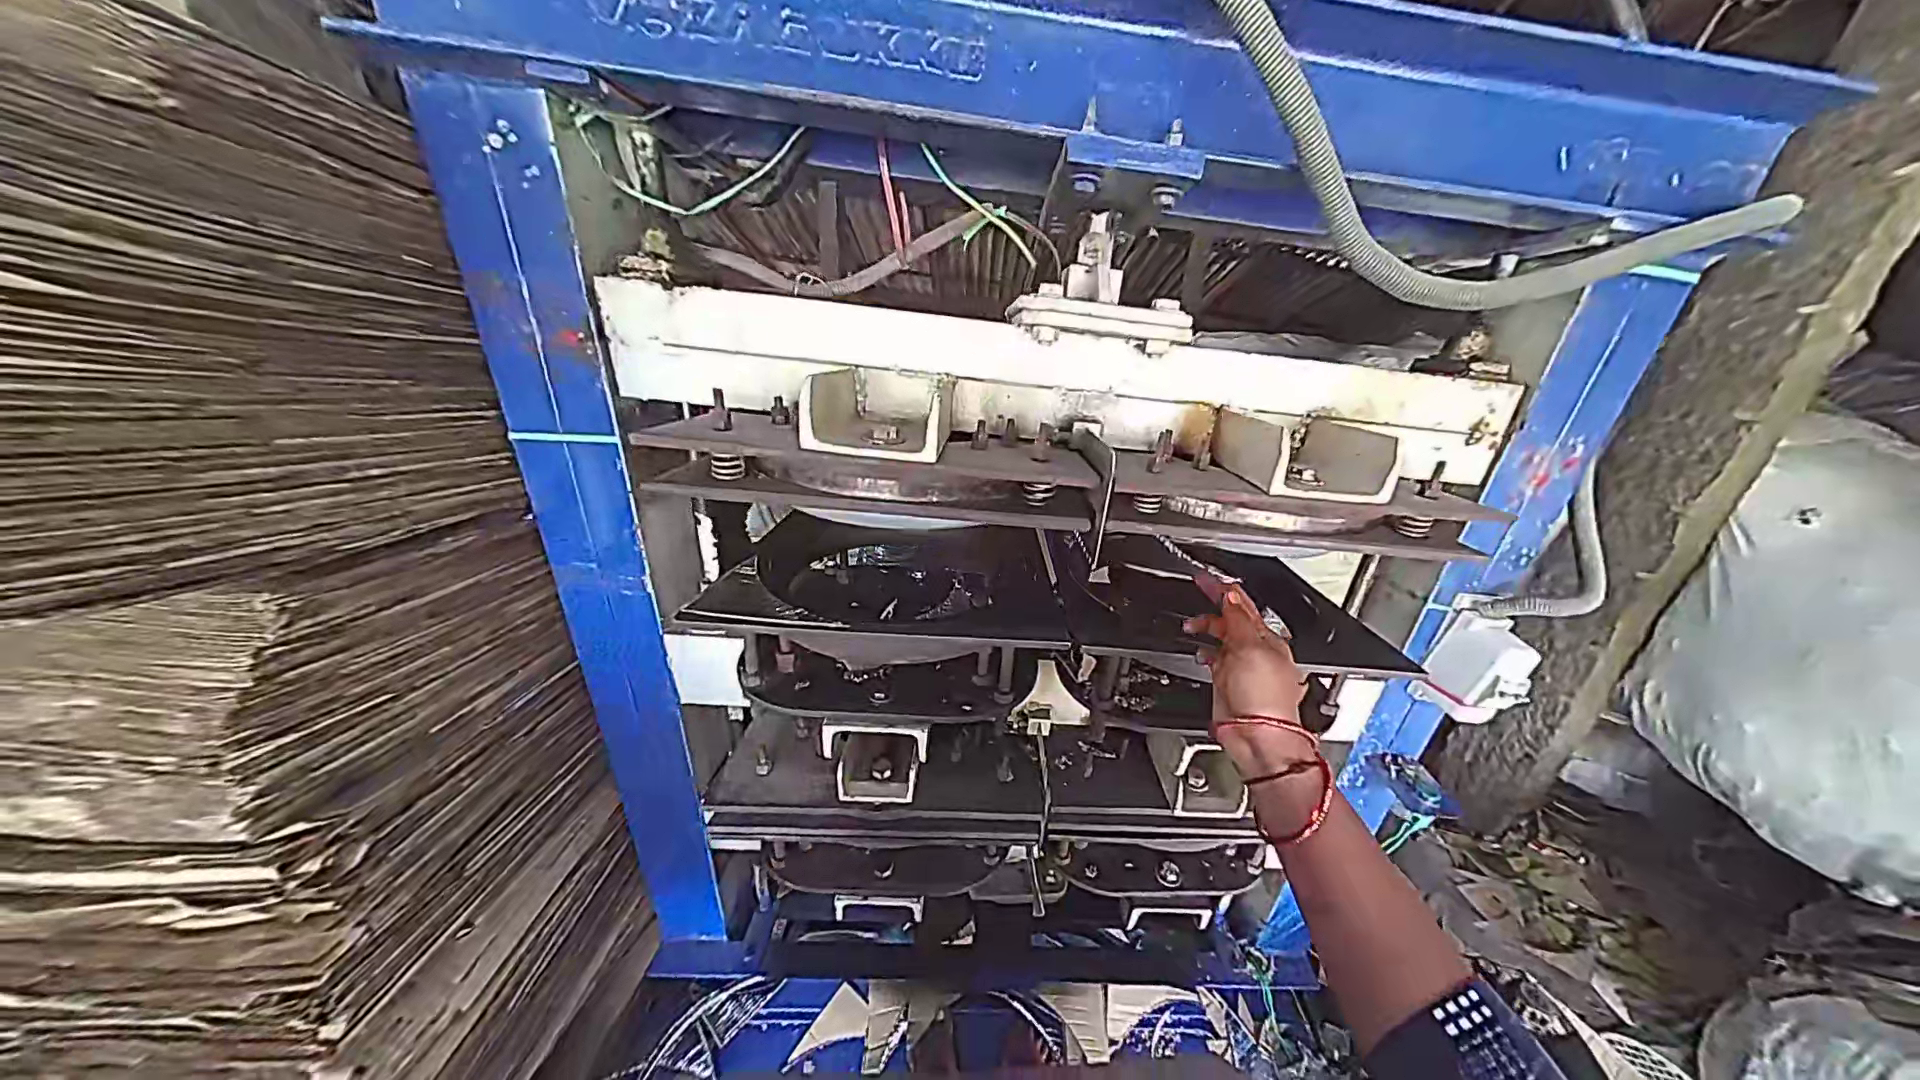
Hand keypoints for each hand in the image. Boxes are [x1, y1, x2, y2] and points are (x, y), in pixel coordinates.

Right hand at [1183, 572, 1313, 777]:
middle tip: (1197, 590)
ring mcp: (1240, 668)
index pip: (1244, 606)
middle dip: (1214, 605)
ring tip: (1191, 626)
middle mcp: (1255, 652)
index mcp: (1267, 640)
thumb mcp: (1250, 648)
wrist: (1257, 736)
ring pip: (1220, 637)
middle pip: (1232, 619)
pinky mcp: (1226, 683)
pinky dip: (1204, 652)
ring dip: (1206, 628)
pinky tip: (1200, 653)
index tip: (1206, 578)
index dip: (1224, 590)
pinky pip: (1213, 659)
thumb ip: (1238, 620)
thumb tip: (1231, 595)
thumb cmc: (1264, 699)